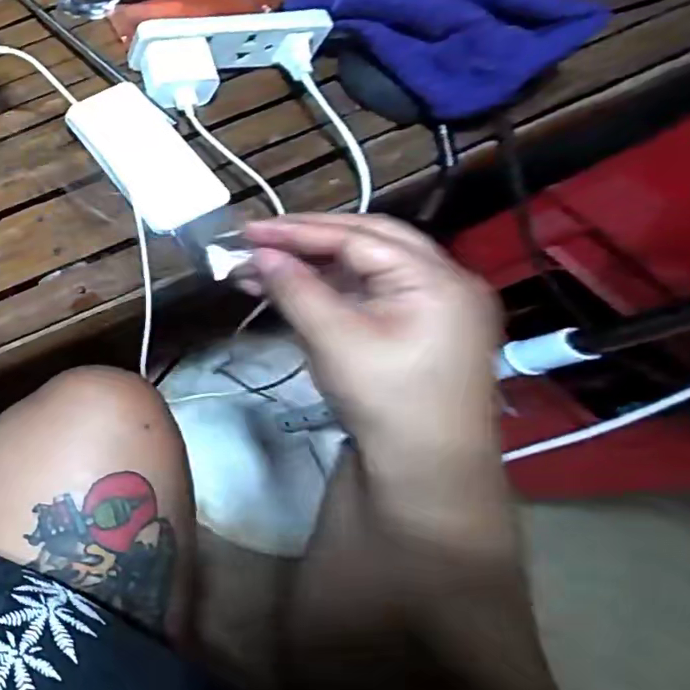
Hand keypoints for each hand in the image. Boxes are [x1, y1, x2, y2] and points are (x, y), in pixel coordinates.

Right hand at [242, 214, 502, 464]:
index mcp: (435, 279)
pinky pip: (365, 289)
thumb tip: (260, 253)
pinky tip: (286, 288)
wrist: (426, 459)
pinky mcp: (413, 325)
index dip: (299, 231)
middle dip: (307, 236)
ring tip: (257, 266)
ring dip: (310, 261)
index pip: (358, 237)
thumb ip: (296, 289)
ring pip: (363, 265)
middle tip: (255, 237)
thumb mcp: (333, 338)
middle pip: (368, 240)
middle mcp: (442, 281)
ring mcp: (430, 304)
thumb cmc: (385, 394)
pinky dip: (324, 284)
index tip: (248, 230)